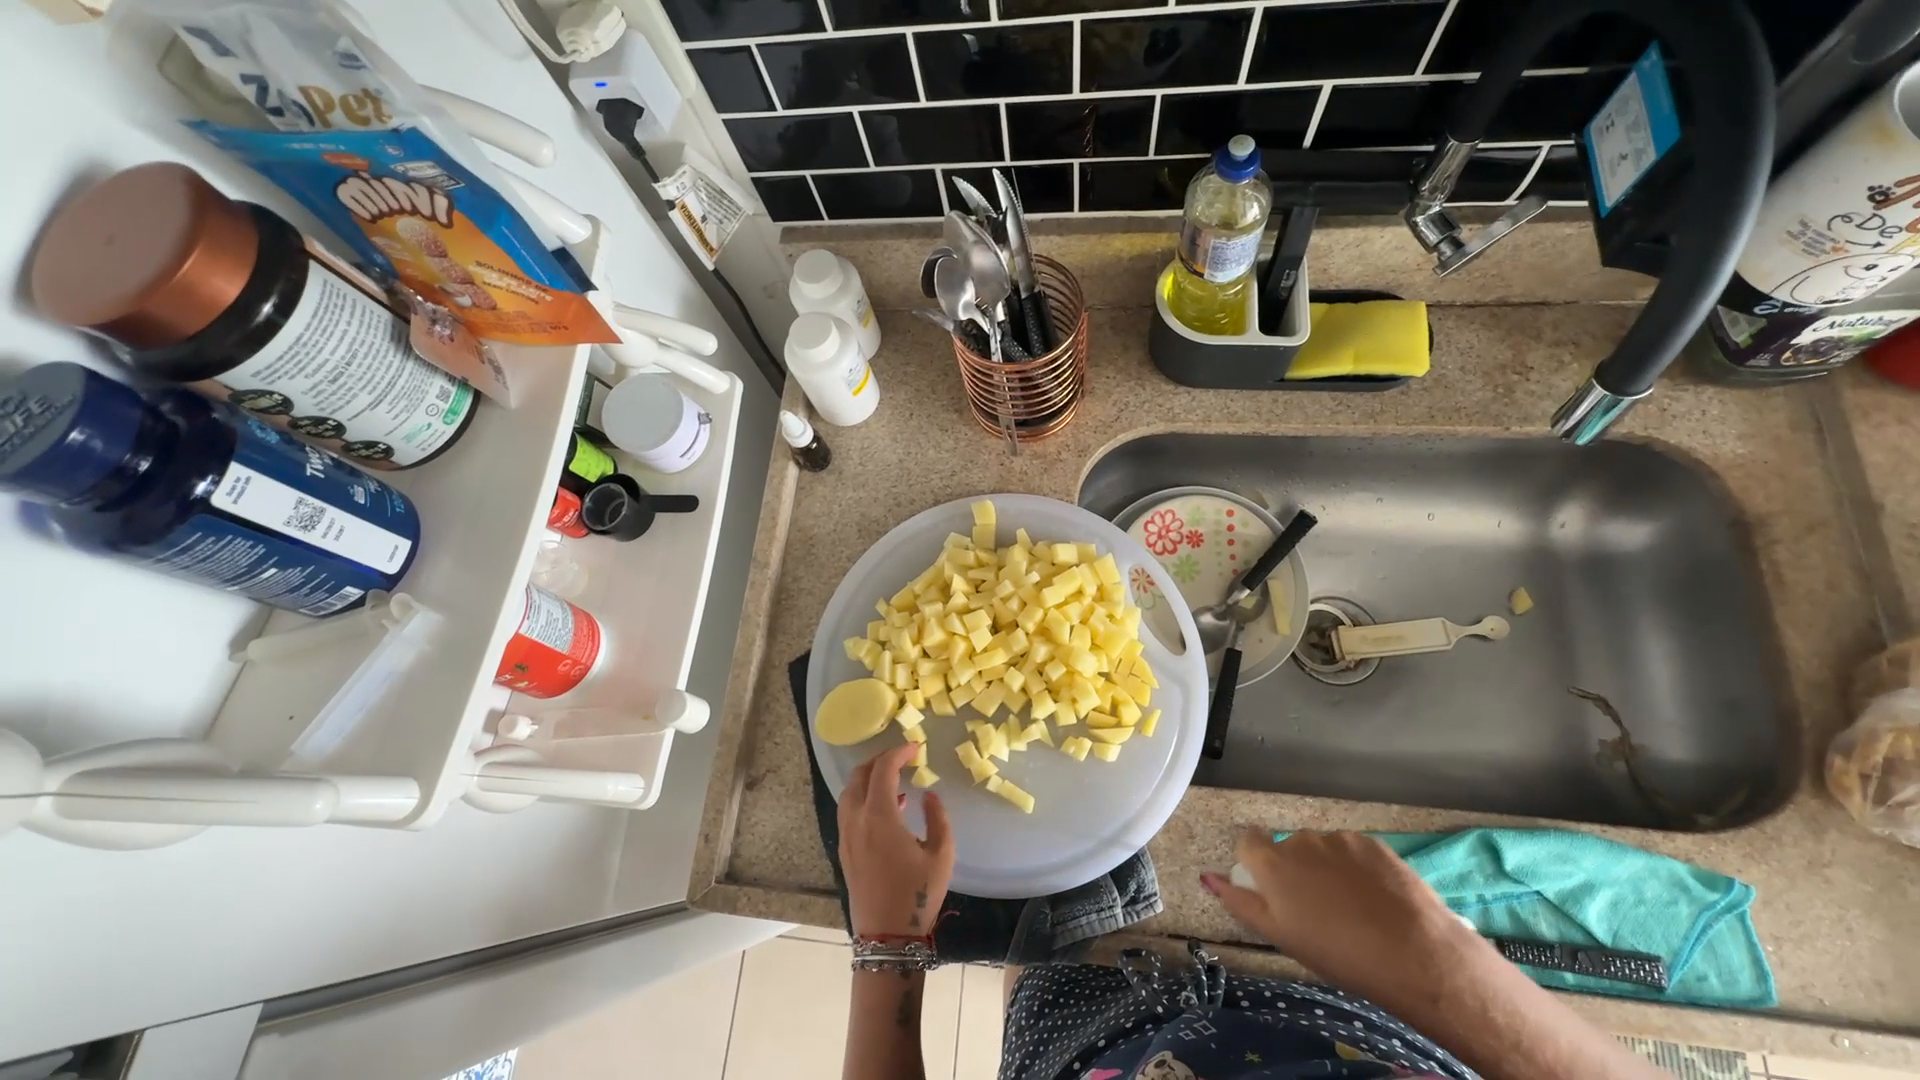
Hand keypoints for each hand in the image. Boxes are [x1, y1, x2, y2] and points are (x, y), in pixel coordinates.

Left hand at [837, 743, 954, 938]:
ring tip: (894, 780)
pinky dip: (863, 797)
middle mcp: (856, 820)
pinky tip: (887, 808)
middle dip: (879, 760)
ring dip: (868, 778)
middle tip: (902, 757)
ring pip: (849, 792)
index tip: (915, 748)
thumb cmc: (917, 896)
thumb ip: (938, 818)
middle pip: (859, 775)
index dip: (898, 753)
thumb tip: (929, 795)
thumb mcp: (941, 855)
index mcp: (879, 816)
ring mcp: (846, 836)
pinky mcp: (845, 850)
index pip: (882, 770)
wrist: (887, 936)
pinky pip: (848, 810)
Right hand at [1203, 830, 1481, 994]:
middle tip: (1317, 911)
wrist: (1413, 953)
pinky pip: (1353, 851)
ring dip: (1327, 869)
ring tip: (1351, 908)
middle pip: (1288, 849)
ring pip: (1322, 850)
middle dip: (1296, 871)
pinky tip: (1373, 898)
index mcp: (1272, 862)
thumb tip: (1207, 875)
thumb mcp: (1279, 935)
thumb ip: (1239, 900)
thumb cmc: (1337, 953)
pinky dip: (1356, 868)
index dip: (1258, 864)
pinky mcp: (1373, 843)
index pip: (1249, 841)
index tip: (1274, 891)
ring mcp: (1339, 838)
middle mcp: (1300, 840)